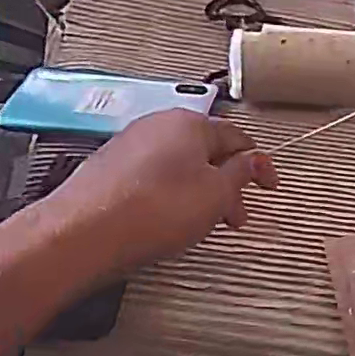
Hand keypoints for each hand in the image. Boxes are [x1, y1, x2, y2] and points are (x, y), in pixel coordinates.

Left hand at [45, 110, 277, 275]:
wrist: (86, 232)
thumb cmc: (153, 210)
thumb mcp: (217, 194)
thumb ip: (241, 174)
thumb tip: (252, 161)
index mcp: (189, 123)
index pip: (237, 137)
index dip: (258, 164)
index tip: (268, 185)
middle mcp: (158, 126)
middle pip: (207, 151)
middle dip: (228, 183)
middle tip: (235, 213)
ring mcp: (131, 145)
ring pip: (180, 166)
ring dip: (200, 192)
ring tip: (203, 222)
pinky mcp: (112, 169)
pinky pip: (154, 177)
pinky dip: (171, 195)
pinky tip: (169, 220)